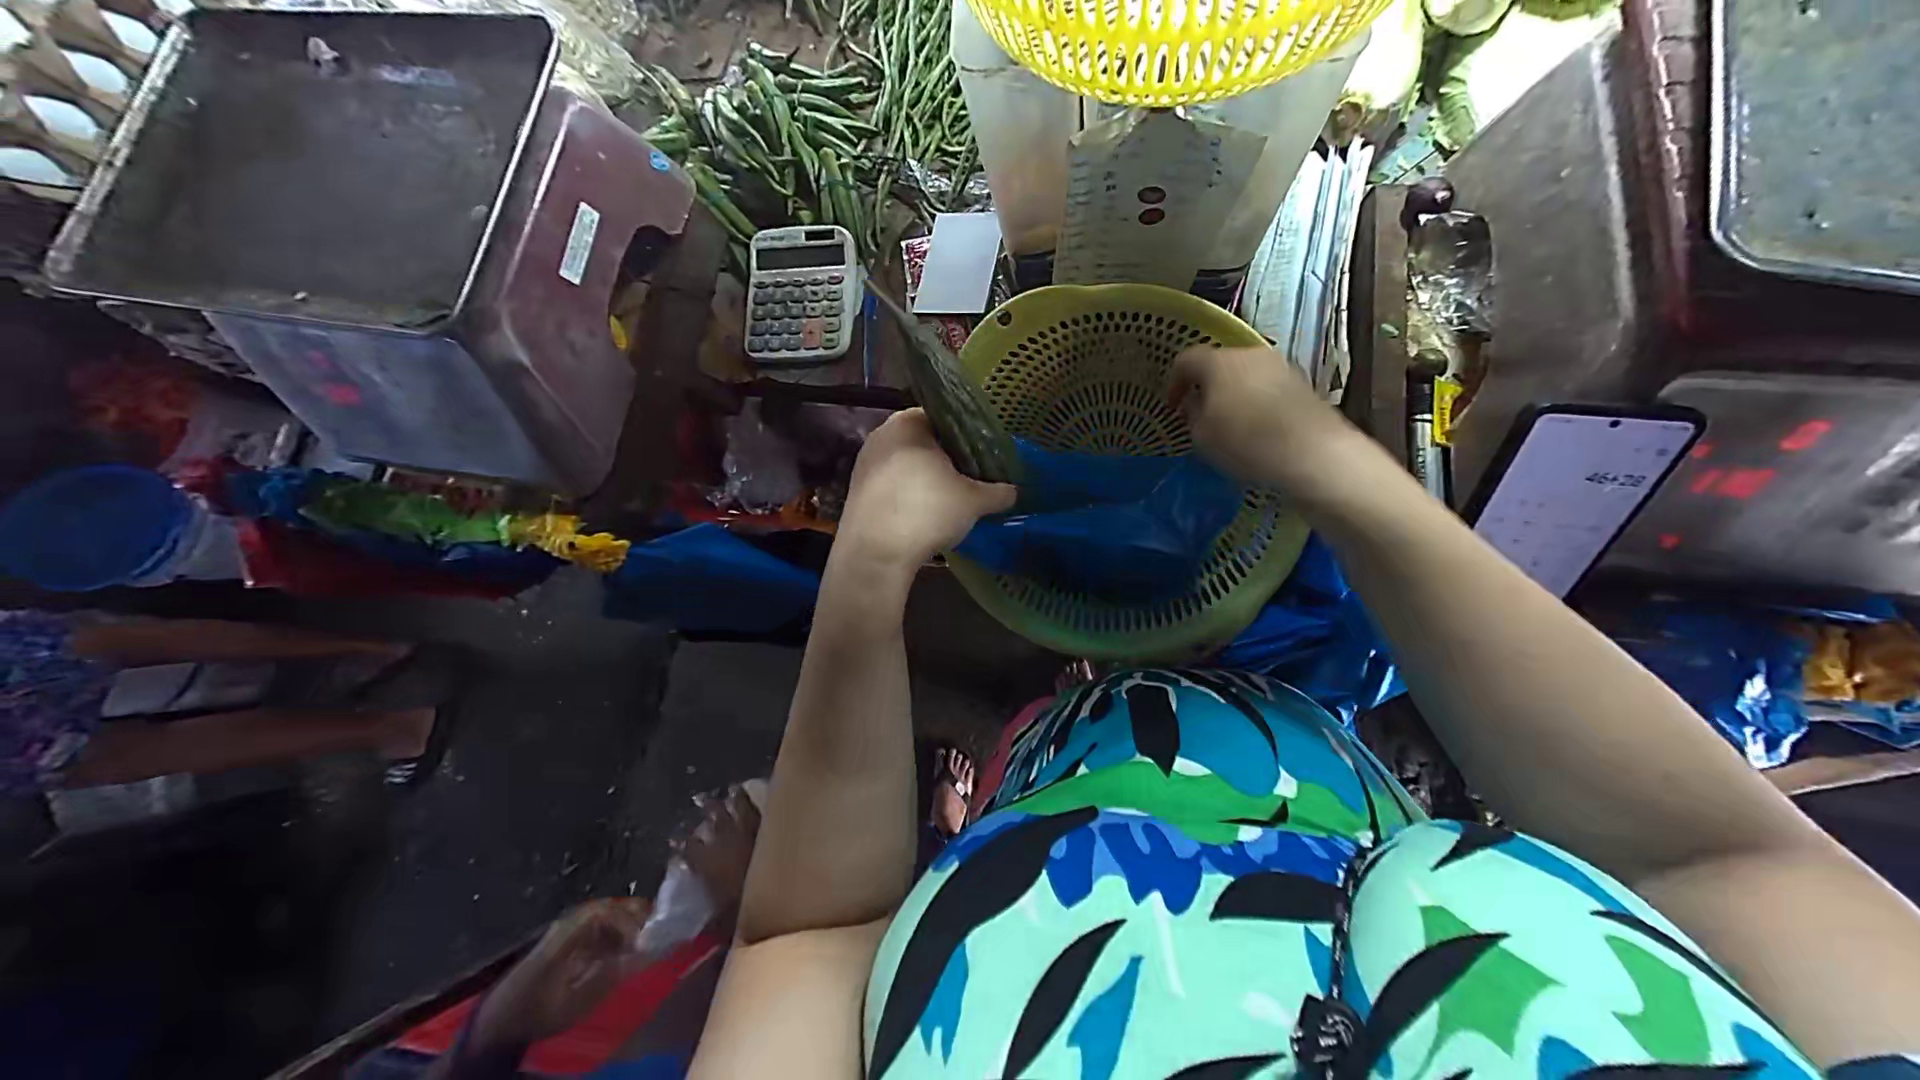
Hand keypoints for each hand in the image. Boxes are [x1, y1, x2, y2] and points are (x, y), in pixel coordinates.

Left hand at [470, 898, 650, 1050]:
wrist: (498, 1024)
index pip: (599, 912)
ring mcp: (565, 931)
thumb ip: (606, 978)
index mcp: (563, 938)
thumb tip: (642, 955)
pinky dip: (616, 932)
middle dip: (632, 915)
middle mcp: (565, 926)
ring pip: (603, 914)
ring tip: (645, 939)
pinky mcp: (567, 939)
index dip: (625, 920)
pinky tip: (626, 948)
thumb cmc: (535, 1014)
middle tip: (655, 929)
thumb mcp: (571, 1005)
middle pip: (605, 907)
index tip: (641, 939)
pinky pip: (597, 926)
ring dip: (626, 923)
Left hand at [837, 408, 1016, 567]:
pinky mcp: (856, 490)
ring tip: (950, 497)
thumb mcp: (974, 501)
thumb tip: (1013, 491)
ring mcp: (864, 463)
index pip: (944, 416)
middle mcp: (881, 434)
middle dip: (946, 457)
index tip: (983, 453)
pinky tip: (924, 512)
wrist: (875, 553)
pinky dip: (908, 493)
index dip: (966, 434)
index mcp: (908, 422)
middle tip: (971, 476)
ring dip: (926, 477)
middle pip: (924, 441)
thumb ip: (998, 492)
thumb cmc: (926, 512)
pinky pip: (891, 484)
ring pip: (906, 463)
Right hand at [1169, 345, 1365, 496]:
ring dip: (1234, 394)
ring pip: (1246, 375)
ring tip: (1230, 425)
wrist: (1312, 453)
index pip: (1185, 359)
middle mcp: (1250, 353)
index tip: (1173, 407)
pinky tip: (1257, 429)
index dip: (1174, 383)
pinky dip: (1257, 403)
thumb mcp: (1201, 436)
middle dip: (1207, 386)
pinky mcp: (1303, 384)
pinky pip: (1268, 388)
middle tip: (1201, 415)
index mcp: (1218, 361)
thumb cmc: (1244, 441)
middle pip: (1220, 364)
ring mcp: (1281, 366)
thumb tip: (1196, 403)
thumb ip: (1192, 414)